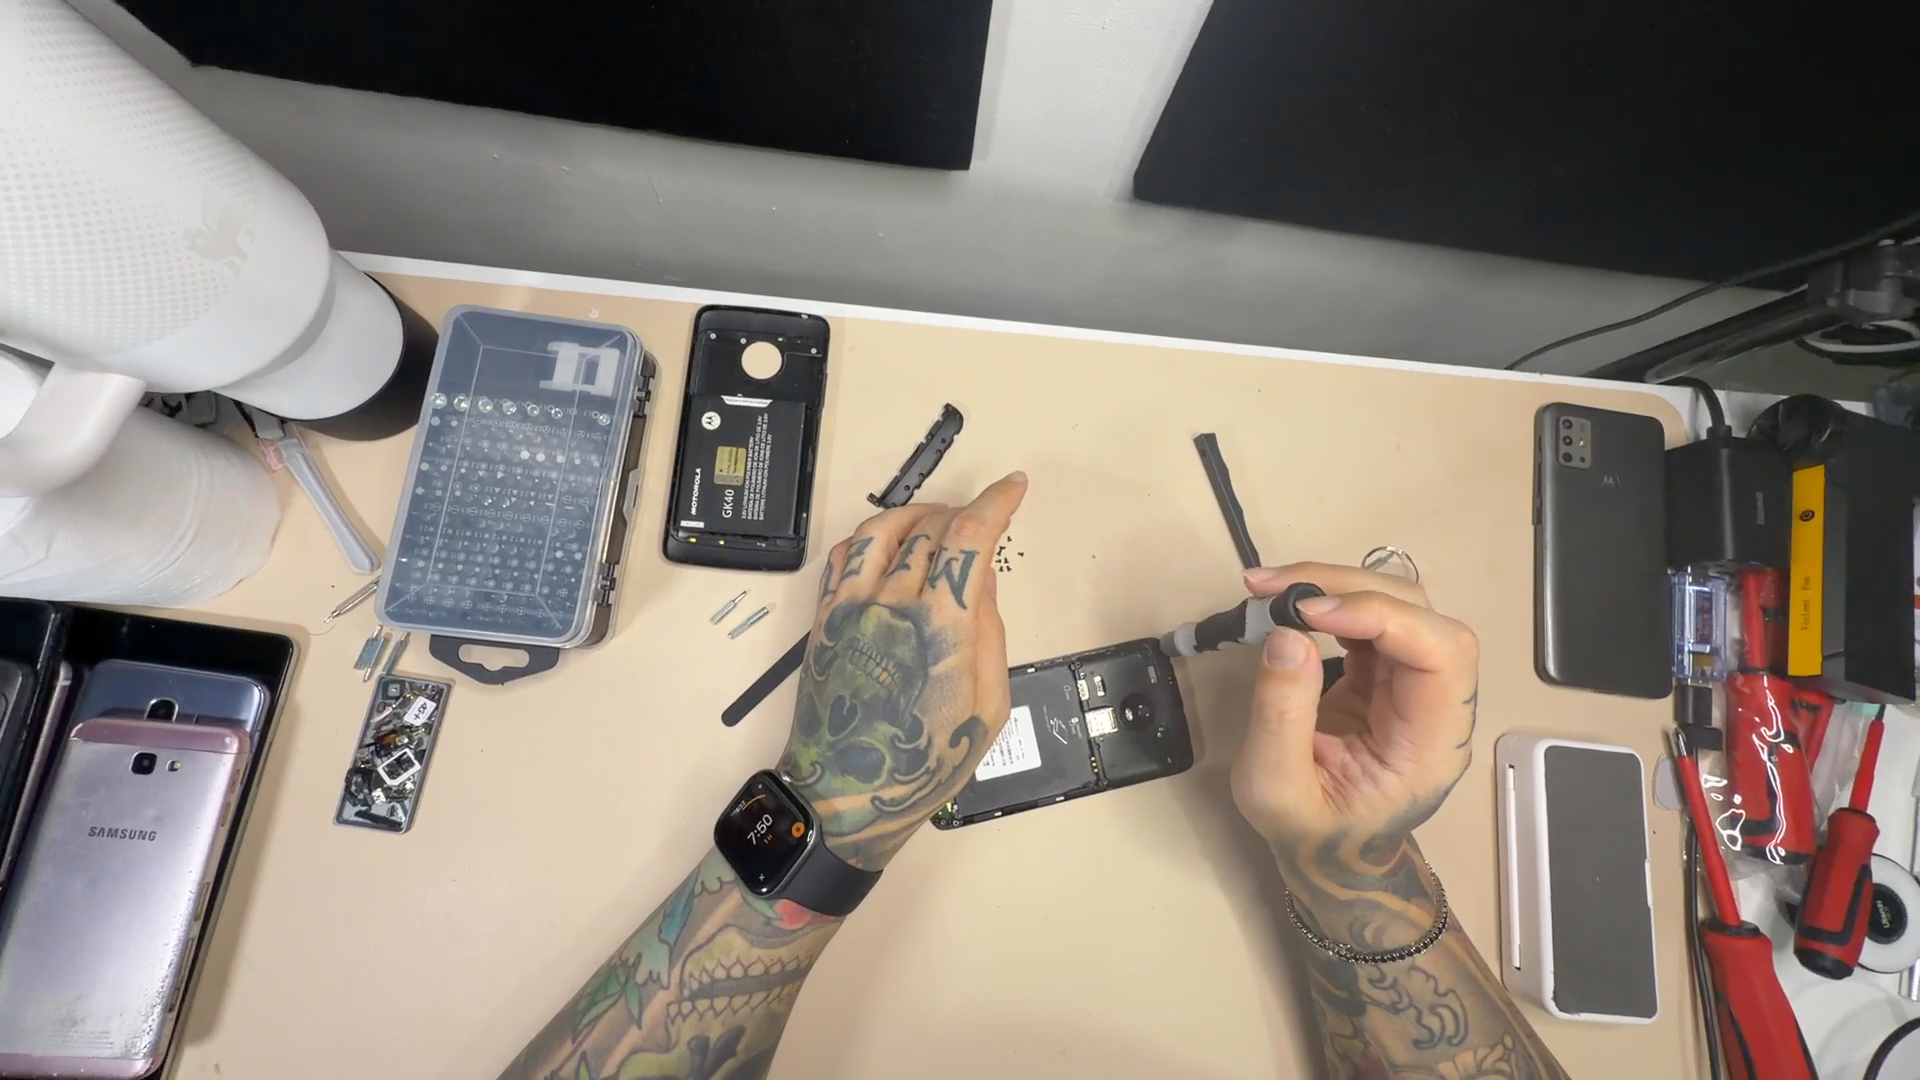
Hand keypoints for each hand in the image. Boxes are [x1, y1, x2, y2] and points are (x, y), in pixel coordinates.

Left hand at [780, 472, 1028, 870]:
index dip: (997, 502)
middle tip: (980, 527)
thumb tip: (983, 577)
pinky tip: (891, 545)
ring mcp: (851, 606)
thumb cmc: (927, 759)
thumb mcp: (989, 703)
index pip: (971, 537)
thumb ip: (989, 631)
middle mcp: (892, 603)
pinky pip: (844, 554)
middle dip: (964, 514)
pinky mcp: (825, 616)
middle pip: (931, 527)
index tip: (1014, 487)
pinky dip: (872, 535)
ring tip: (937, 525)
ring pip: (883, 528)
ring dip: (917, 515)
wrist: (847, 791)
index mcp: (942, 626)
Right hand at [1229, 563, 1479, 859]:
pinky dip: (1323, 601)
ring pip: (1394, 606)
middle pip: (1420, 615)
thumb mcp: (1275, 787)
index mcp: (1429, 744)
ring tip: (1266, 587)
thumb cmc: (1308, 832)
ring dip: (1332, 584)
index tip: (1307, 613)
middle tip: (1270, 588)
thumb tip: (1287, 635)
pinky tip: (1283, 602)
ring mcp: (1410, 687)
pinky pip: (1365, 621)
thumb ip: (1281, 715)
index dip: (1381, 617)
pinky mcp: (1381, 676)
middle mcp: (1434, 705)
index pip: (1440, 655)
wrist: (1327, 852)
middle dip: (1348, 586)